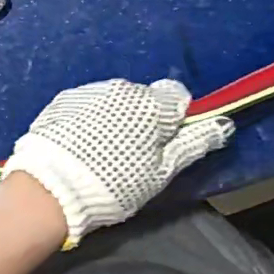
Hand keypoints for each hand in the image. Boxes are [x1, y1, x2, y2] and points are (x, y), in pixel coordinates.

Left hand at [2, 78, 233, 248]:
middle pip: (140, 99)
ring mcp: (84, 92)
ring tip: (100, 152)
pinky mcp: (58, 102)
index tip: (162, 144)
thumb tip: (223, 125)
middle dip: (140, 120)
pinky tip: (79, 146)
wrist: (50, 186)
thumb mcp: (161, 171)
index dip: (173, 121)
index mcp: (147, 101)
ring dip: (113, 119)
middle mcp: (116, 87)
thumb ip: (193, 144)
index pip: (175, 97)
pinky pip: (84, 107)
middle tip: (130, 154)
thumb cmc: (114, 181)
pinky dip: (87, 122)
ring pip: (112, 102)